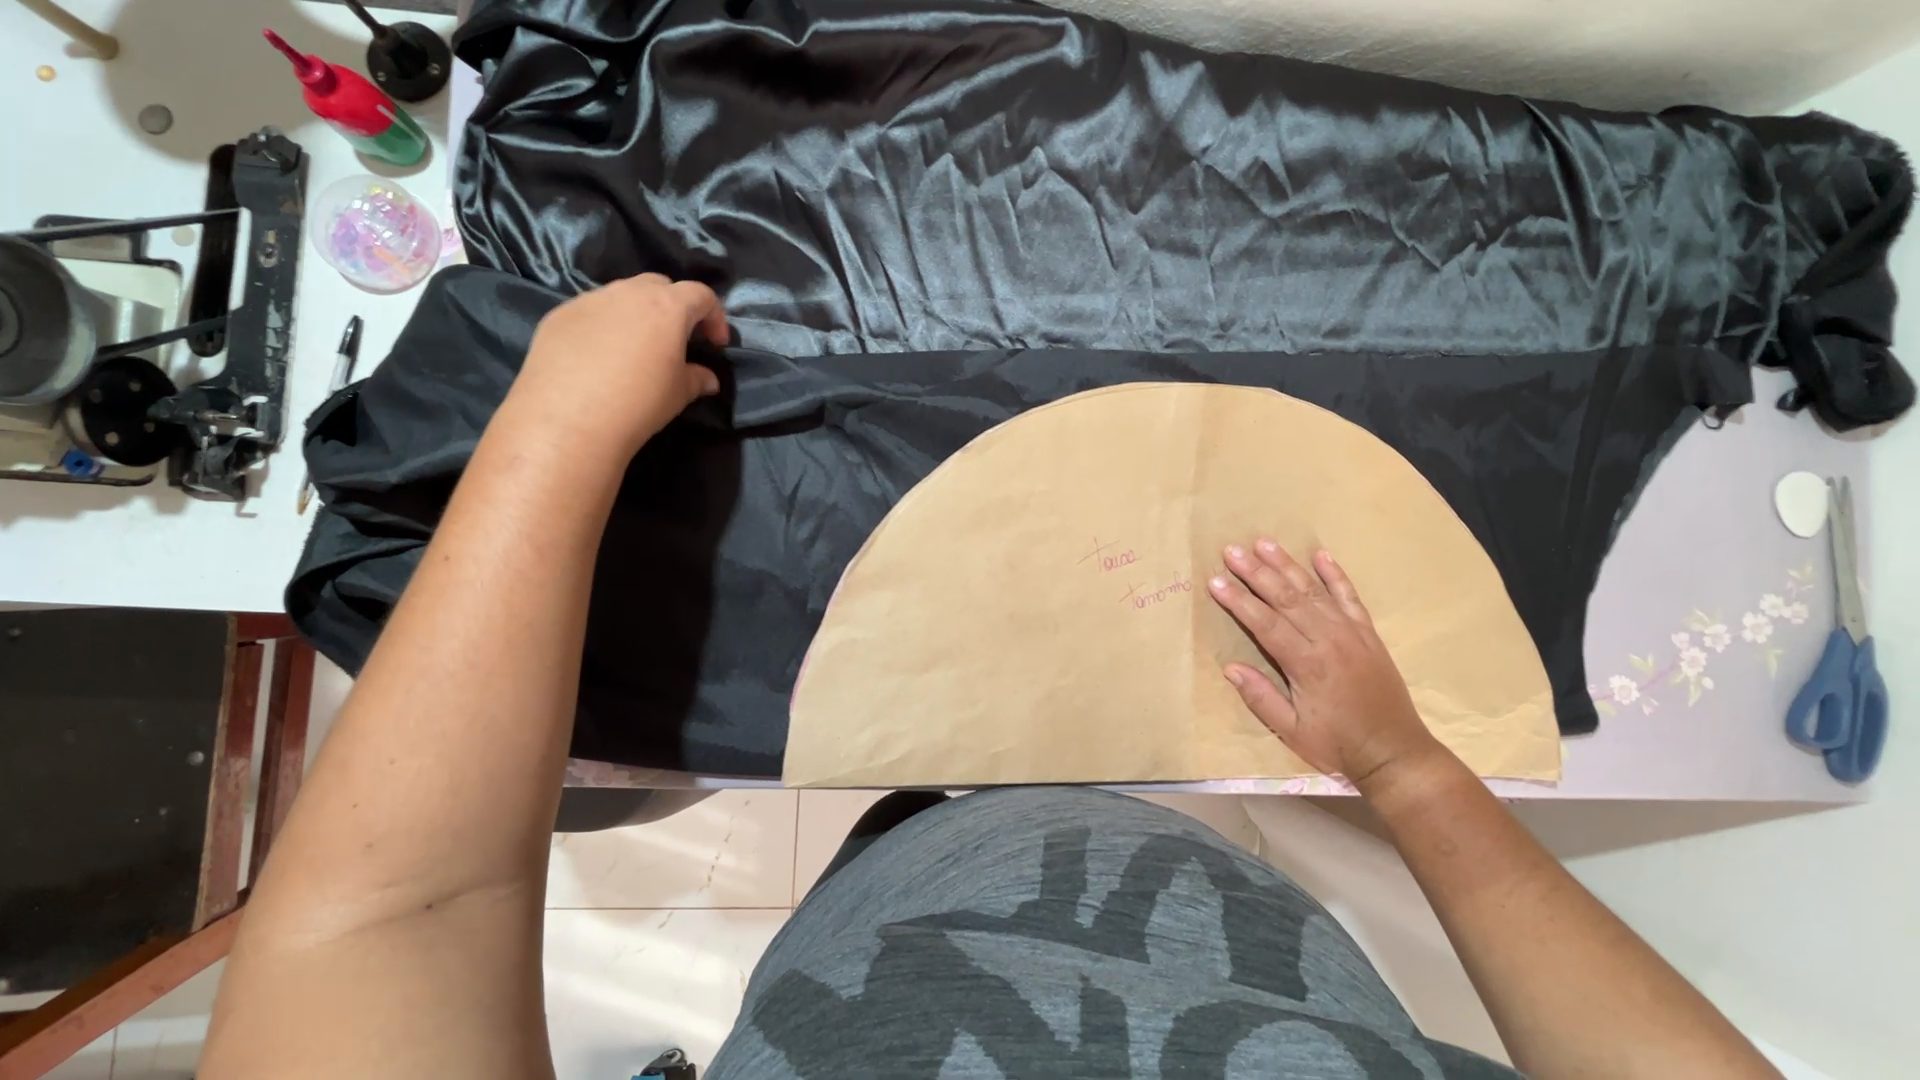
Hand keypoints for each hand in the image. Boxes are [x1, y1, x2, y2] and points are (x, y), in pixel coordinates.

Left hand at [510, 272, 728, 453]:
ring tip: (636, 348)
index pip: (701, 295)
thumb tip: (708, 379)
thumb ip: (697, 379)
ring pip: (622, 295)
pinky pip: (591, 311)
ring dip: (637, 314)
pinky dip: (604, 325)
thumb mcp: (678, 394)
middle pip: (660, 285)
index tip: (715, 344)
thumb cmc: (639, 402)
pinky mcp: (559, 315)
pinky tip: (599, 357)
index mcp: (667, 307)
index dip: (715, 316)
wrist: (568, 419)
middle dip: (674, 307)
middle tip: (676, 340)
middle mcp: (628, 293)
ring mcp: (590, 300)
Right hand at [1208, 540, 1448, 789]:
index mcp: (1307, 665)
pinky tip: (1321, 555)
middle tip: (1231, 551)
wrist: (1395, 752)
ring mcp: (1351, 634)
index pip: (1265, 624)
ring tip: (1263, 543)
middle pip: (1287, 599)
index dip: (1239, 601)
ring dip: (1287, 565)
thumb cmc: (1338, 744)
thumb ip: (1261, 697)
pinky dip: (1335, 575)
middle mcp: (1329, 641)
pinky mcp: (1368, 634)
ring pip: (1314, 591)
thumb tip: (1230, 668)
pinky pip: (1350, 597)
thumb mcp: (1291, 730)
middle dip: (1256, 573)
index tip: (1216, 581)